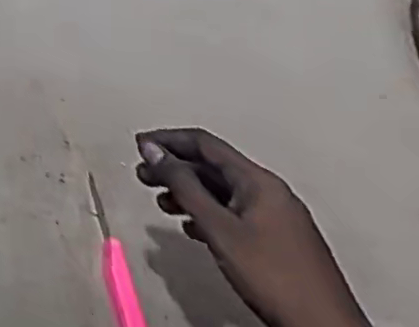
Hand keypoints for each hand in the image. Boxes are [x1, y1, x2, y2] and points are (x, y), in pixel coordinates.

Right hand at [136, 129, 371, 326]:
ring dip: (188, 192)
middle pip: (212, 167)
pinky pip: (234, 213)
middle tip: (144, 174)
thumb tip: (153, 149)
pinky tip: (192, 227)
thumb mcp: (218, 227)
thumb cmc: (273, 277)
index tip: (140, 145)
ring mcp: (277, 217)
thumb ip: (183, 184)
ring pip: (222, 192)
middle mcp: (270, 192)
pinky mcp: (279, 241)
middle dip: (174, 168)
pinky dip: (207, 213)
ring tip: (162, 202)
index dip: (169, 140)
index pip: (205, 144)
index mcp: (259, 181)